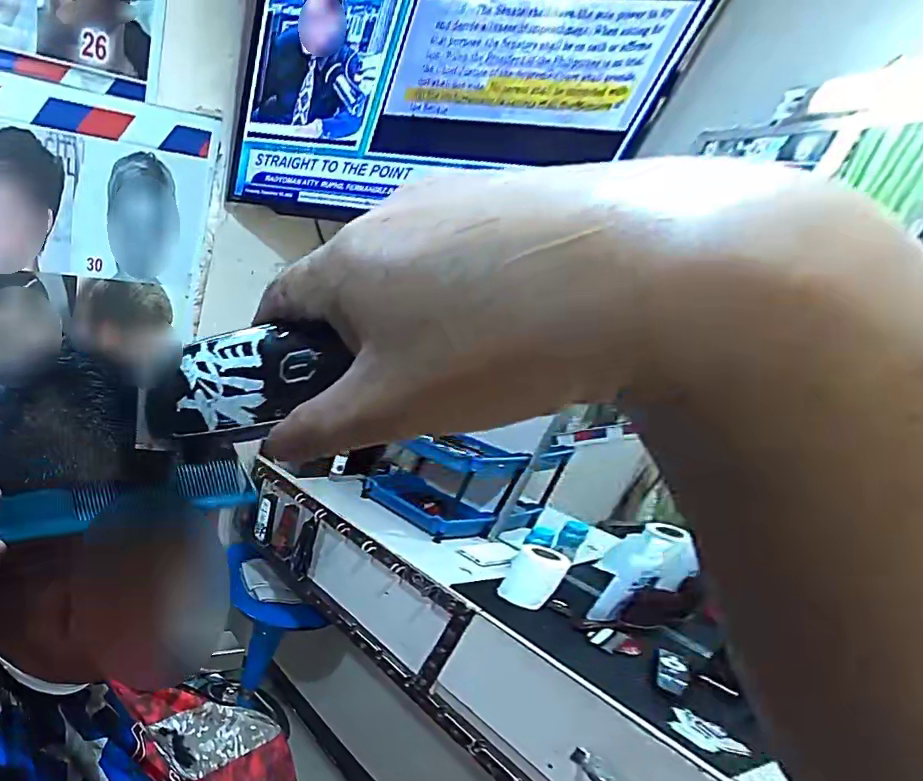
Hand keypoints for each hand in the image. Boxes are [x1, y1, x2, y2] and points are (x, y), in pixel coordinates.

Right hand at [255, 158, 875, 460]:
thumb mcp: (388, 408)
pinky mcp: (510, 193)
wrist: (650, 276)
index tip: (298, 394)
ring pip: (400, 270)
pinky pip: (456, 251)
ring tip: (453, 366)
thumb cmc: (487, 351)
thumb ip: (317, 430)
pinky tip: (502, 324)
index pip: (277, 303)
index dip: (272, 354)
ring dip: (400, 322)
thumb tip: (272, 446)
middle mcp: (389, 213)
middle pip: (340, 288)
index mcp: (345, 262)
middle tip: (384, 396)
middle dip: (343, 346)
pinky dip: (454, 294)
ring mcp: (454, 194)